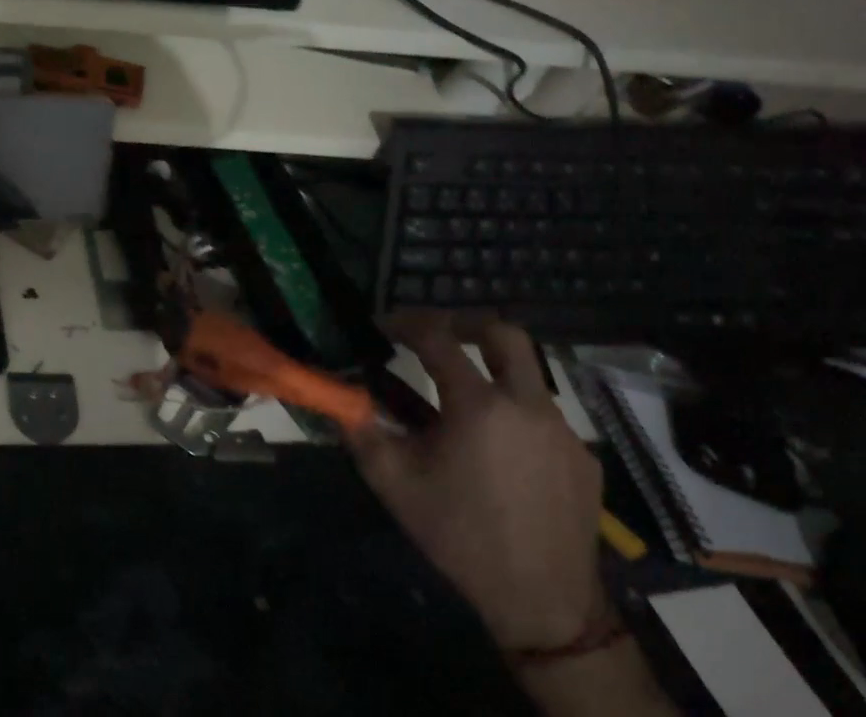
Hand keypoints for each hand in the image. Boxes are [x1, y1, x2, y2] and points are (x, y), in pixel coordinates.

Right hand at [350, 312, 605, 651]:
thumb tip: (337, 395)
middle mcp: (528, 406)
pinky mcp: (583, 457)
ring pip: (529, 376)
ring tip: (456, 400)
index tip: (381, 326)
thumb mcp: (391, 480)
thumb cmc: (456, 533)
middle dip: (464, 323)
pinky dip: (512, 414)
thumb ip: (359, 428)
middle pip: (505, 334)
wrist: (541, 597)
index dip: (404, 322)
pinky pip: (544, 417)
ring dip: (490, 372)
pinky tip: (492, 449)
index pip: (438, 339)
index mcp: (479, 406)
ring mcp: (564, 431)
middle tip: (434, 335)